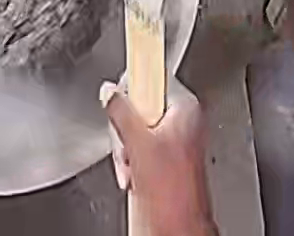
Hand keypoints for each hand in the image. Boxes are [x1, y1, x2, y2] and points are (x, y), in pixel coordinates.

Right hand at [100, 77, 217, 235]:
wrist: (181, 229)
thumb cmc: (173, 191)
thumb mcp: (139, 143)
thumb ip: (121, 111)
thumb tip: (109, 91)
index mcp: (184, 105)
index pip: (153, 73)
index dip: (133, 85)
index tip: (119, 94)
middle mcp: (183, 116)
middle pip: (142, 101)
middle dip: (126, 127)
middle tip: (126, 145)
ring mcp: (176, 135)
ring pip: (139, 124)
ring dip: (127, 146)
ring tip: (130, 166)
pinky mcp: (168, 153)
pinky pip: (142, 142)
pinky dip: (133, 156)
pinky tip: (133, 173)